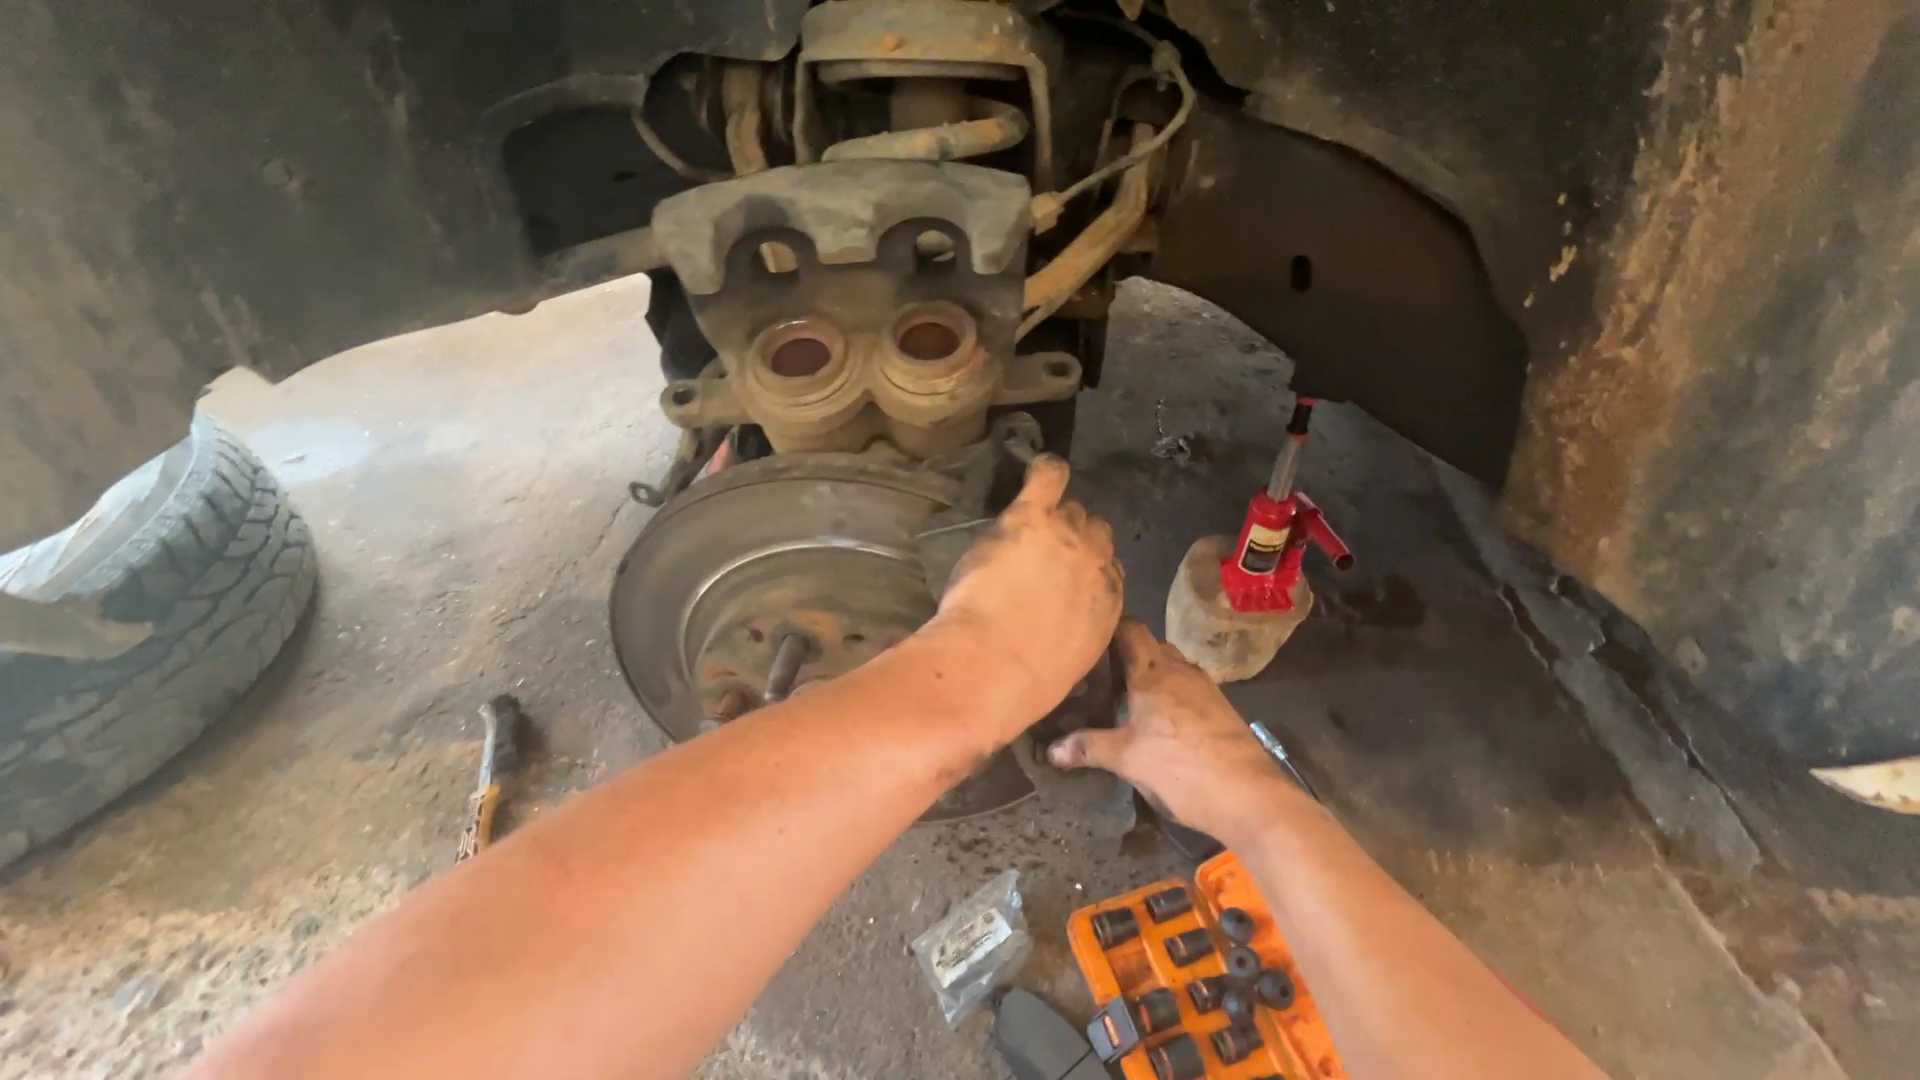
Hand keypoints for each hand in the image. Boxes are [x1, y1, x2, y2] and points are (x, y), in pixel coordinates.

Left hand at [929, 455, 1122, 722]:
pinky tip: (1039, 471)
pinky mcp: (1030, 517)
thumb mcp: (1071, 661)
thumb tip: (1062, 627)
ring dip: (1056, 517)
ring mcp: (1066, 535)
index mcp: (1109, 601)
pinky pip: (1047, 479)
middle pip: (1095, 534)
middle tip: (1044, 554)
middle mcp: (1096, 562)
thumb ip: (1075, 632)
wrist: (997, 663)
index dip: (1087, 569)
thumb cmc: (1027, 678)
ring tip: (1031, 526)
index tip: (1067, 577)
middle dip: (1075, 540)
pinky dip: (1045, 473)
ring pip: (1072, 511)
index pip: (1108, 570)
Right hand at [1048, 621, 1294, 838]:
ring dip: (1152, 674)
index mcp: (1153, 672)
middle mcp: (1181, 671)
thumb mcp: (1126, 759)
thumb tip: (1051, 750)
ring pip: (1172, 668)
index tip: (1090, 635)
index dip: (1111, 627)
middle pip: (1152, 646)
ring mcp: (1206, 689)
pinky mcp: (1221, 710)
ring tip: (1125, 693)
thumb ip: (1088, 748)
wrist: (1248, 795)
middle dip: (1129, 652)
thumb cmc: (1180, 767)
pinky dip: (1171, 694)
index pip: (1132, 630)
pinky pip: (1188, 689)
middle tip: (1101, 670)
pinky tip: (1159, 719)